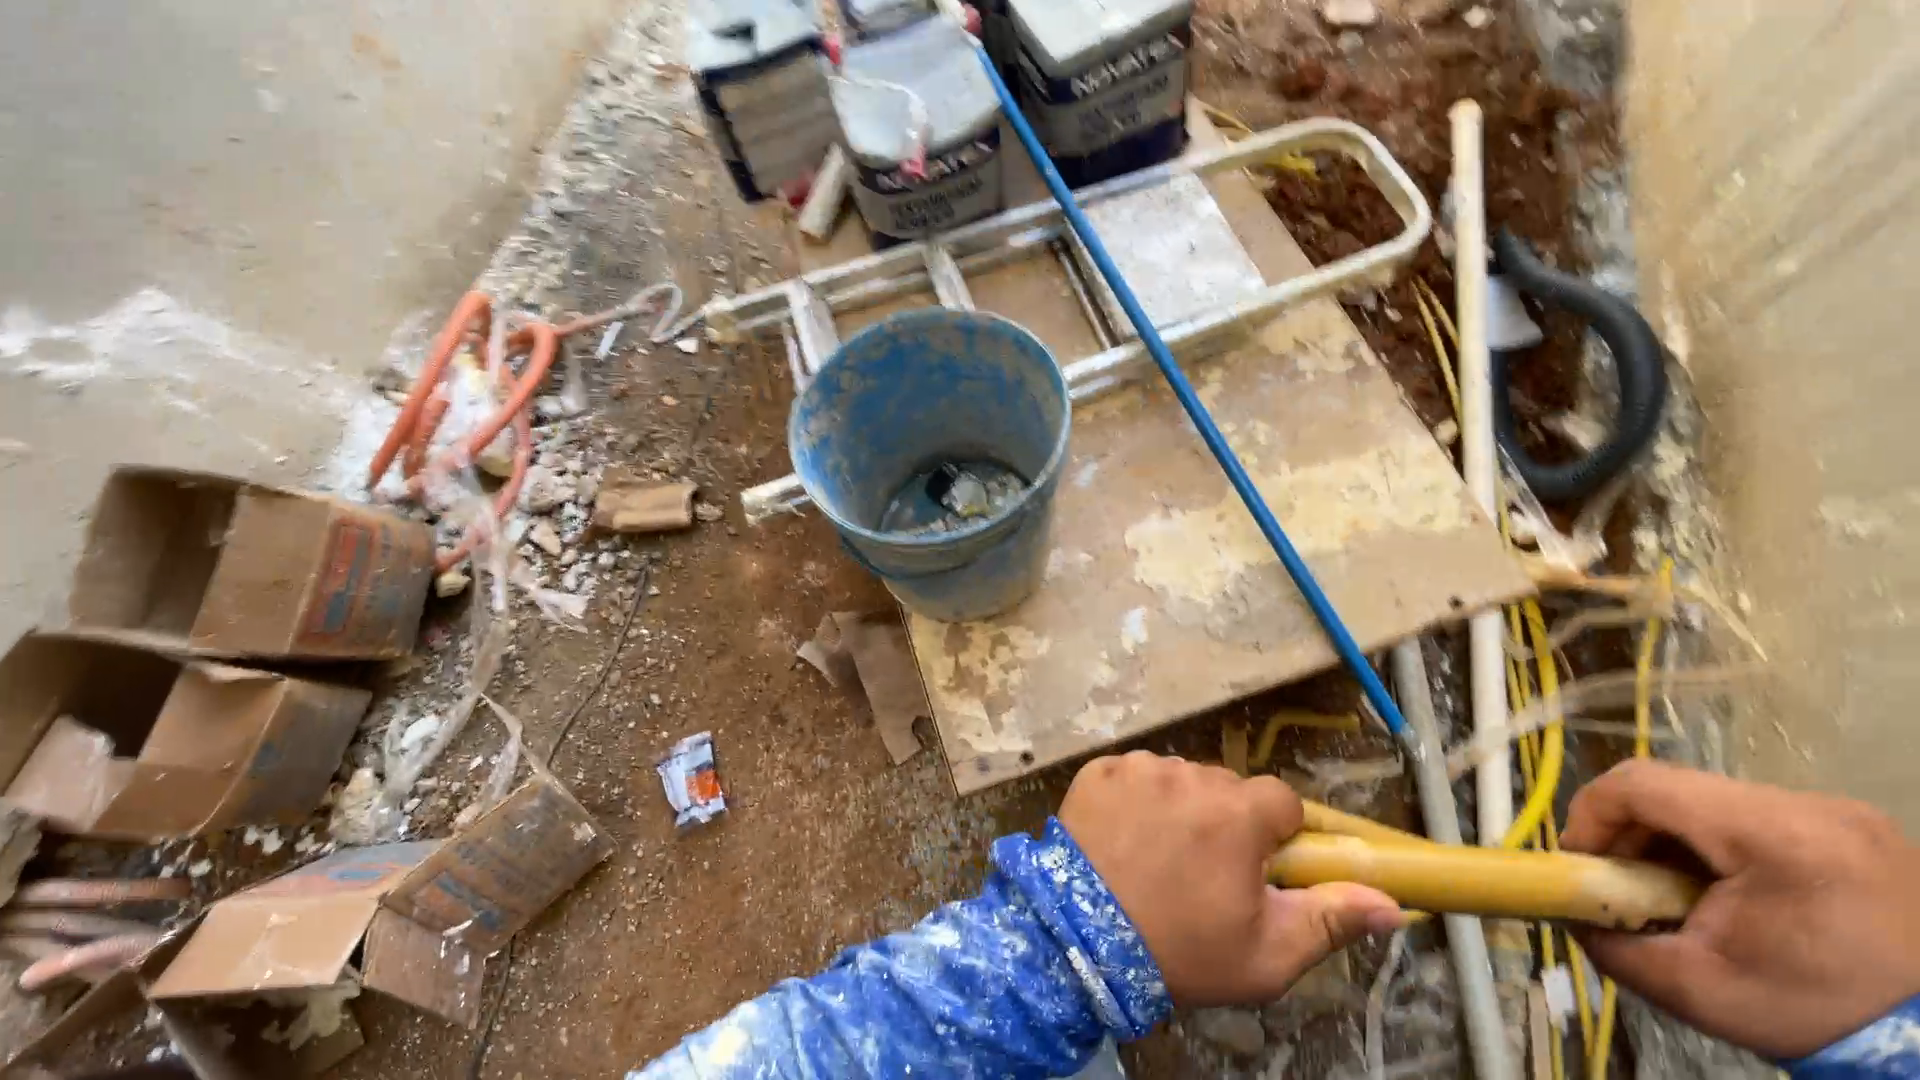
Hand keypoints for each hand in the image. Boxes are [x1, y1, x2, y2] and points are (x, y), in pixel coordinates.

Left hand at [1058, 752, 1402, 1006]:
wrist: (1079, 945)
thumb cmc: (1181, 952)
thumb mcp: (1266, 954)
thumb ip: (1331, 920)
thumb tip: (1393, 904)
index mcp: (1239, 812)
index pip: (1281, 801)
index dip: (1275, 834)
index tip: (1256, 866)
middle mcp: (1189, 775)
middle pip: (1226, 787)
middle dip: (1224, 820)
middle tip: (1199, 871)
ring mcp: (1138, 768)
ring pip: (1178, 779)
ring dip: (1177, 808)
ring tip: (1154, 858)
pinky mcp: (1097, 771)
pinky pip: (1132, 776)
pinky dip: (1132, 800)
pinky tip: (1120, 839)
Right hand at [1562, 760, 1919, 1058]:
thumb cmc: (1819, 1014)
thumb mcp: (1695, 988)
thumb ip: (1614, 944)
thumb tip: (1573, 913)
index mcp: (1770, 832)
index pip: (1640, 783)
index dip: (1589, 815)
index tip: (1582, 863)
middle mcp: (1807, 805)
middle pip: (1675, 789)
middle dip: (1629, 834)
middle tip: (1620, 885)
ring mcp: (1839, 813)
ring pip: (1710, 802)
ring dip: (1671, 840)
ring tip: (1672, 893)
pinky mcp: (1854, 829)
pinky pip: (1753, 818)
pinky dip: (1716, 848)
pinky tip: (1724, 893)